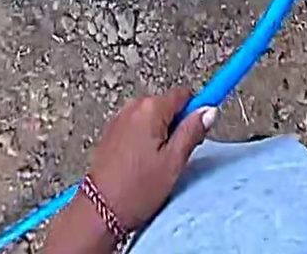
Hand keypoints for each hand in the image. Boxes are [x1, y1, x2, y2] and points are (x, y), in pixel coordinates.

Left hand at [85, 89, 214, 229]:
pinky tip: (141, 164)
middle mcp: (134, 106)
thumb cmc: (133, 190)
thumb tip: (209, 110)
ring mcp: (121, 118)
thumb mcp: (173, 162)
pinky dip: (143, 139)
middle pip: (168, 105)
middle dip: (175, 126)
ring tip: (155, 164)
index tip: (200, 127)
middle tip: (175, 155)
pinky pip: (137, 126)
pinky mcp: (112, 131)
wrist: (98, 213)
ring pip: (152, 117)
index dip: (195, 112)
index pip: (184, 94)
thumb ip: (193, 131)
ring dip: (159, 134)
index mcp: (151, 108)